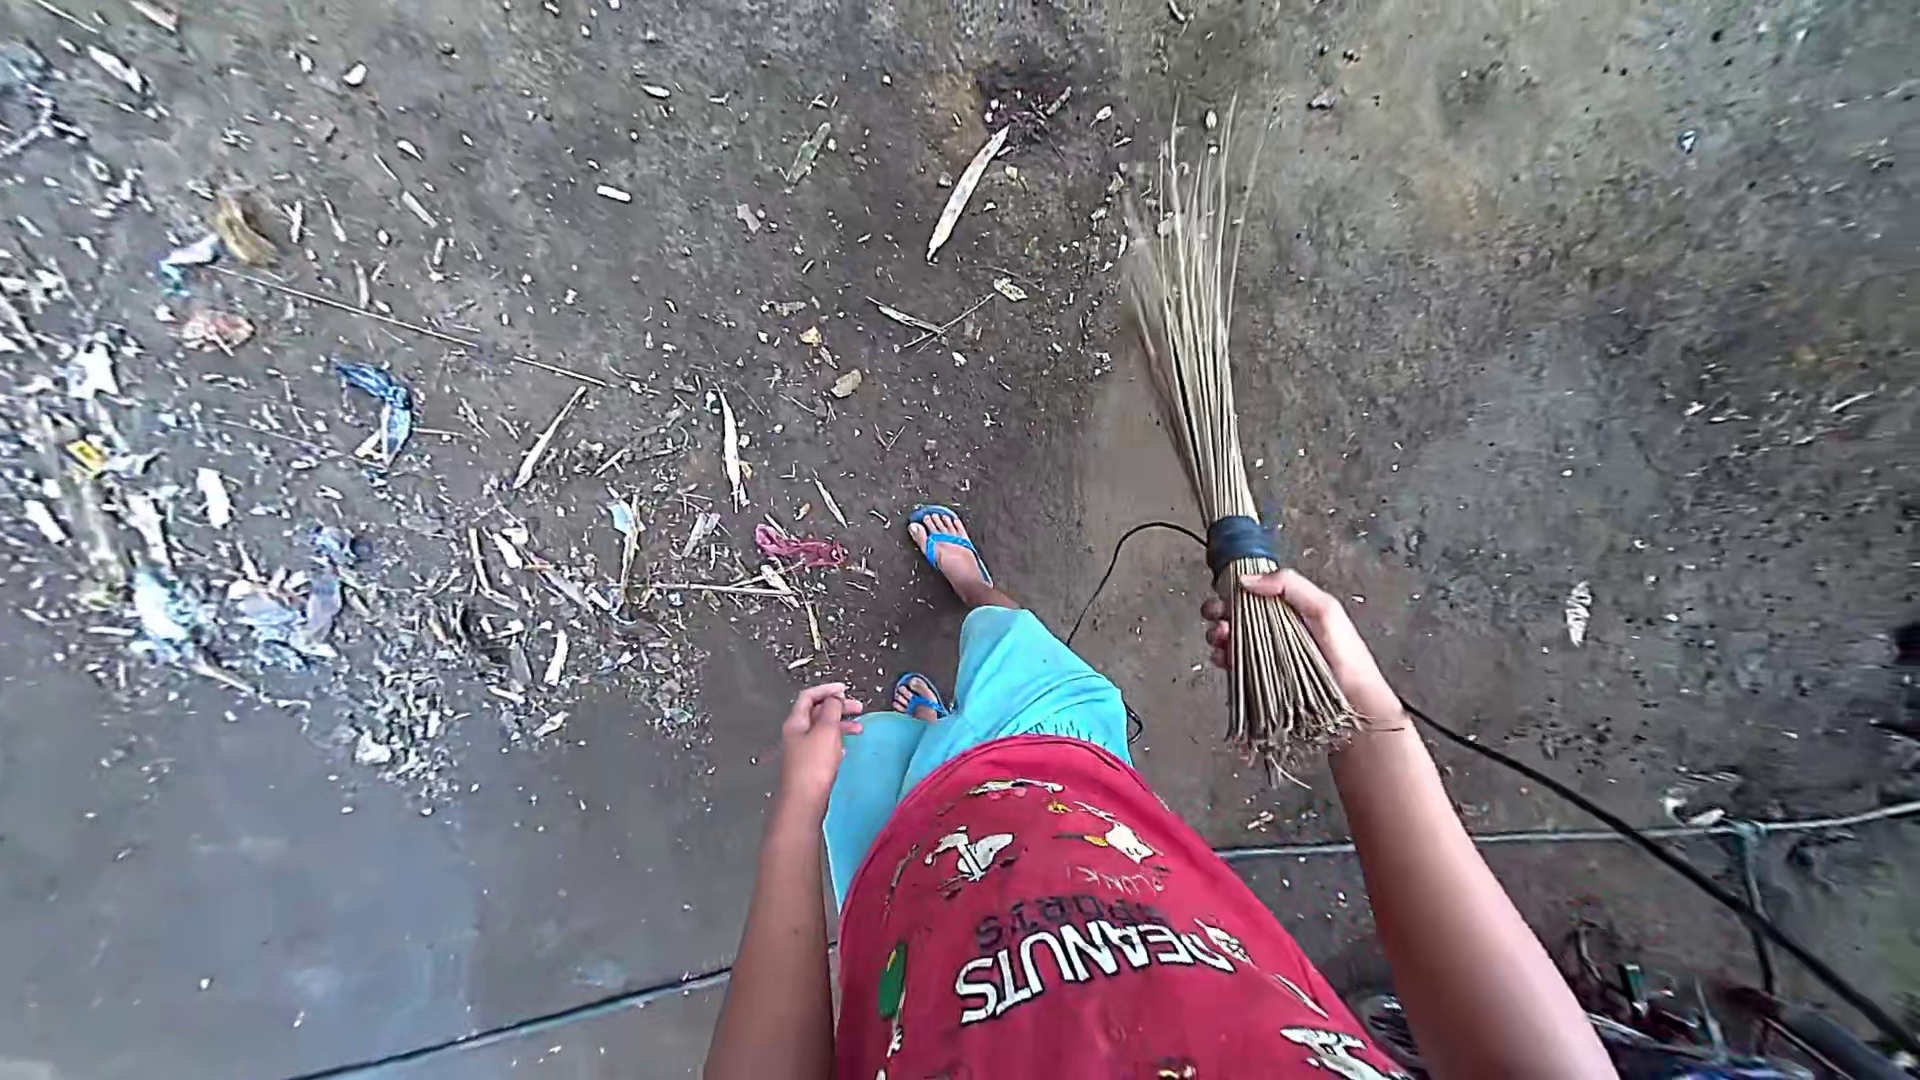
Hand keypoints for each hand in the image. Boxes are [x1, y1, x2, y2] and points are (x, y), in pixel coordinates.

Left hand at [777, 682, 865, 809]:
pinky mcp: (809, 764)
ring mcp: (802, 750)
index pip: (809, 696)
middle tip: (858, 707)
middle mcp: (796, 733)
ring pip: (822, 728)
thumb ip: (832, 709)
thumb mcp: (827, 730)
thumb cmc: (815, 763)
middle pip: (817, 711)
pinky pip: (824, 744)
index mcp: (796, 721)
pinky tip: (846, 747)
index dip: (827, 689)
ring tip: (859, 728)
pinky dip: (837, 740)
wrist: (804, 802)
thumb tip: (834, 697)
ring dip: (841, 724)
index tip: (845, 689)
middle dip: (838, 706)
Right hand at [1201, 570, 1406, 726]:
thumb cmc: (1345, 656)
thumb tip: (1248, 579)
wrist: (1351, 700)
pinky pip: (1230, 661)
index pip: (1252, 593)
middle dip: (1218, 612)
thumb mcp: (1324, 608)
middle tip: (1218, 616)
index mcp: (1288, 609)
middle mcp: (1274, 629)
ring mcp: (1264, 653)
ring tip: (1221, 637)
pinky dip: (1220, 656)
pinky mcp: (1257, 676)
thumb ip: (1290, 585)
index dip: (1233, 591)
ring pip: (1229, 637)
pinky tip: (1223, 656)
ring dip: (1217, 634)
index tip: (1223, 593)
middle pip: (1234, 614)